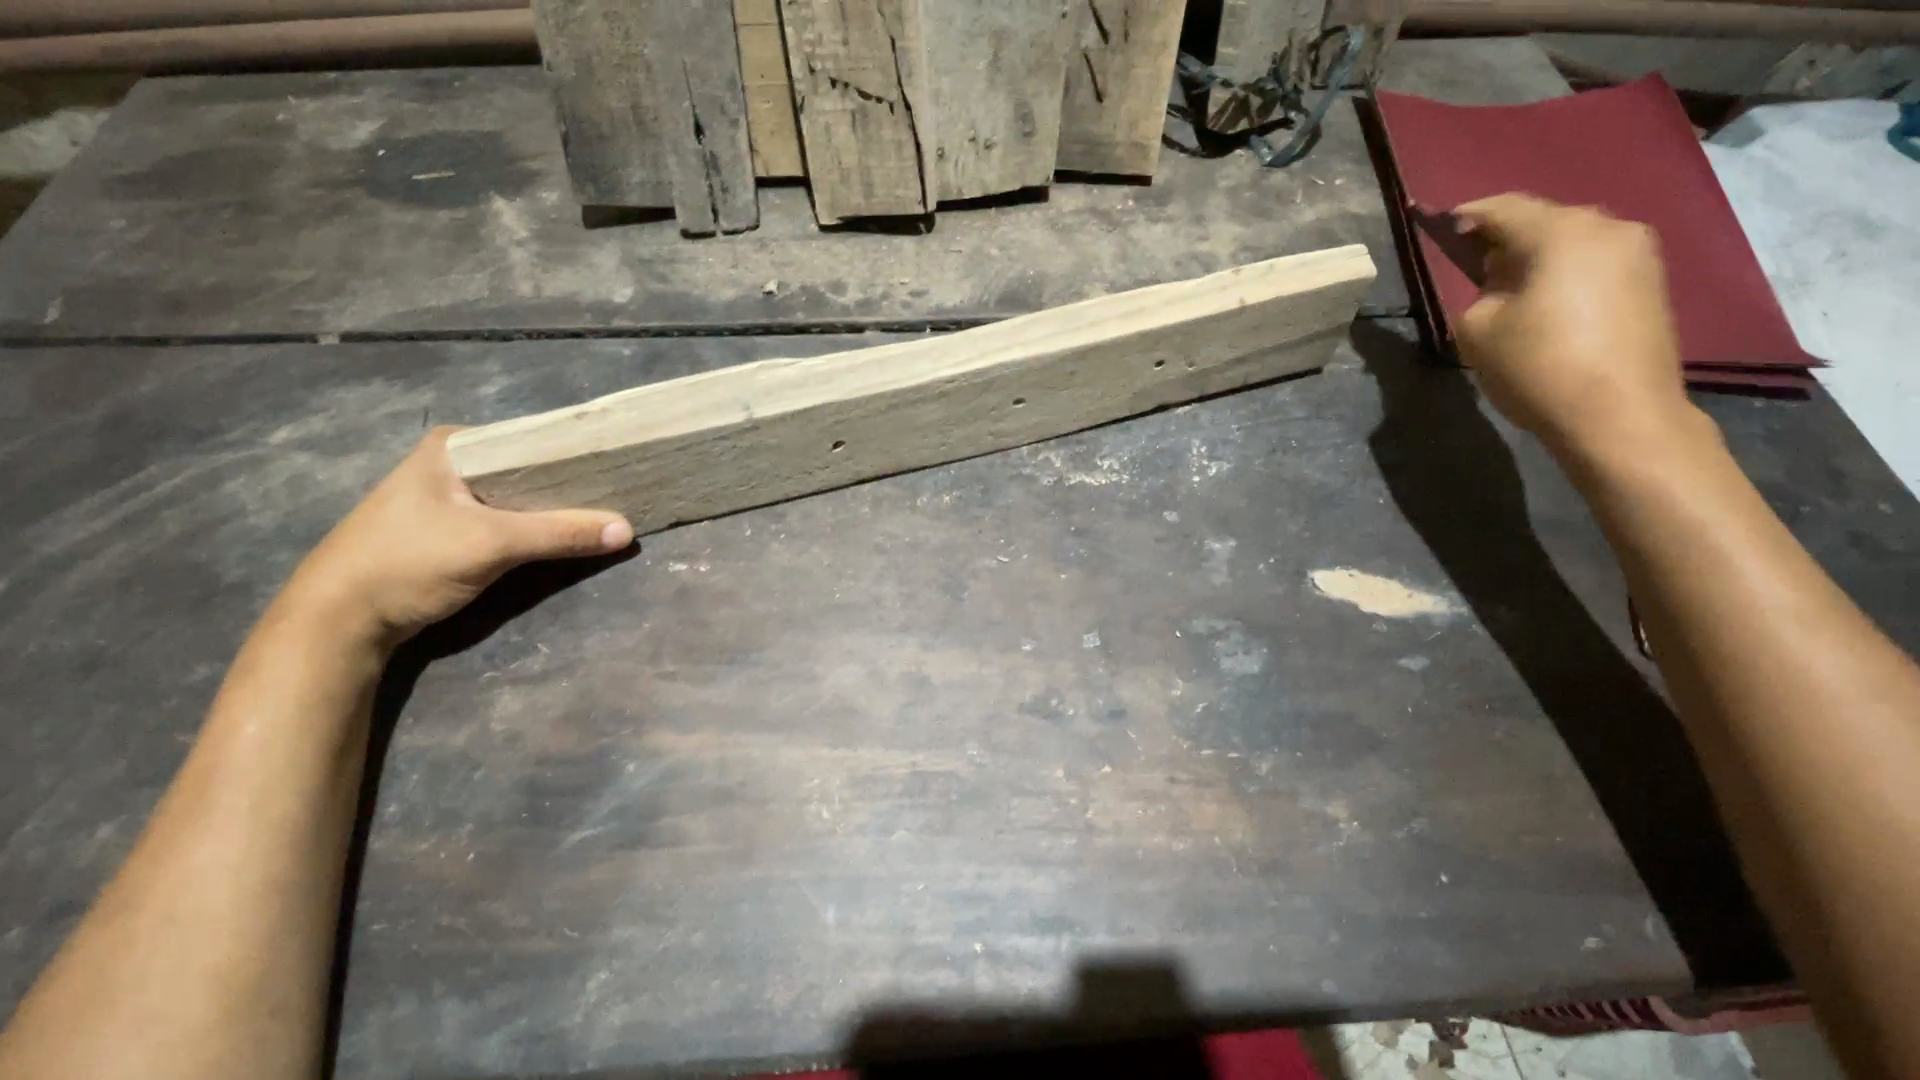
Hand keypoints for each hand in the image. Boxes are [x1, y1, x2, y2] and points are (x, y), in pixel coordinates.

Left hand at [279, 427, 632, 647]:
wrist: (341, 619)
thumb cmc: (408, 563)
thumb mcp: (491, 544)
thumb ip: (560, 534)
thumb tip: (627, 530)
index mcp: (455, 445)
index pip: (533, 440)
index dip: (577, 457)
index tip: (623, 468)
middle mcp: (453, 463)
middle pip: (529, 472)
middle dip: (570, 488)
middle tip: (623, 496)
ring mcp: (451, 498)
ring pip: (520, 500)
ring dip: (554, 514)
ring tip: (604, 516)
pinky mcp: (452, 532)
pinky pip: (508, 523)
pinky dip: (535, 532)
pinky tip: (565, 539)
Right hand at [1454, 193, 1699, 459]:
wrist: (1620, 415)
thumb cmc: (1539, 366)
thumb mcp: (1477, 330)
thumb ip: (1480, 293)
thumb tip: (1501, 284)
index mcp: (1560, 232)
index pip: (1504, 208)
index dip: (1467, 216)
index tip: (1442, 229)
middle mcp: (1607, 228)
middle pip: (1544, 221)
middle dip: (1506, 239)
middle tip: (1475, 269)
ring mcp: (1638, 254)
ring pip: (1573, 242)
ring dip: (1538, 258)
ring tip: (1511, 292)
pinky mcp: (1651, 283)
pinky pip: (1595, 264)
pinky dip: (1566, 274)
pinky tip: (1548, 306)